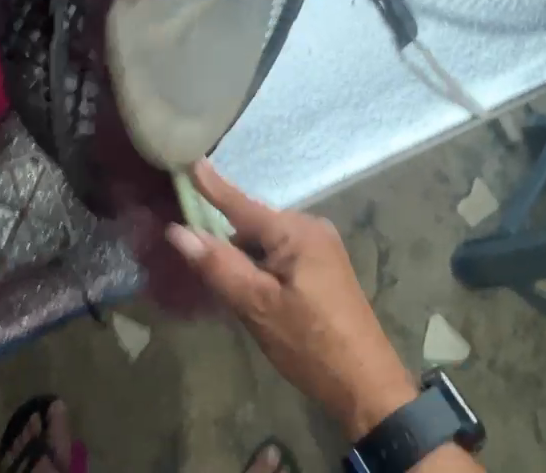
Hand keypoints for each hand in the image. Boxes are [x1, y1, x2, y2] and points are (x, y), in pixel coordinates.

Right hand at [166, 161, 418, 438]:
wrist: (366, 386)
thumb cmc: (310, 344)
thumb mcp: (257, 306)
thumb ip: (218, 265)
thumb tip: (178, 230)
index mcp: (296, 230)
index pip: (241, 204)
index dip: (211, 186)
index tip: (188, 159)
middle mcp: (310, 228)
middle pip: (252, 225)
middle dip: (223, 236)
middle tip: (187, 248)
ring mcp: (320, 248)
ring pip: (265, 243)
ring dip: (241, 256)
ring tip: (213, 278)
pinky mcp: (324, 268)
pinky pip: (279, 255)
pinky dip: (258, 267)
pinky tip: (245, 288)